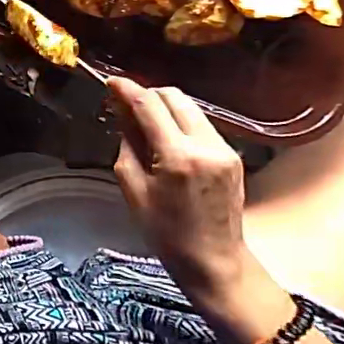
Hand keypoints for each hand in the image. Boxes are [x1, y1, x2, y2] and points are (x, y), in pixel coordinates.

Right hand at [108, 78, 291, 343]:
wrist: (214, 261)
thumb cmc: (166, 234)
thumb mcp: (134, 190)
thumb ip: (127, 144)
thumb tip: (123, 112)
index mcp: (178, 157)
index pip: (150, 105)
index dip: (128, 89)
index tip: (111, 81)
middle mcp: (205, 145)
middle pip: (174, 97)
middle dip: (148, 94)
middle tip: (126, 103)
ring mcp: (224, 148)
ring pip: (190, 107)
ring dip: (165, 106)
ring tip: (144, 120)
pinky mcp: (232, 155)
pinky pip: (201, 125)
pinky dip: (181, 122)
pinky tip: (167, 137)